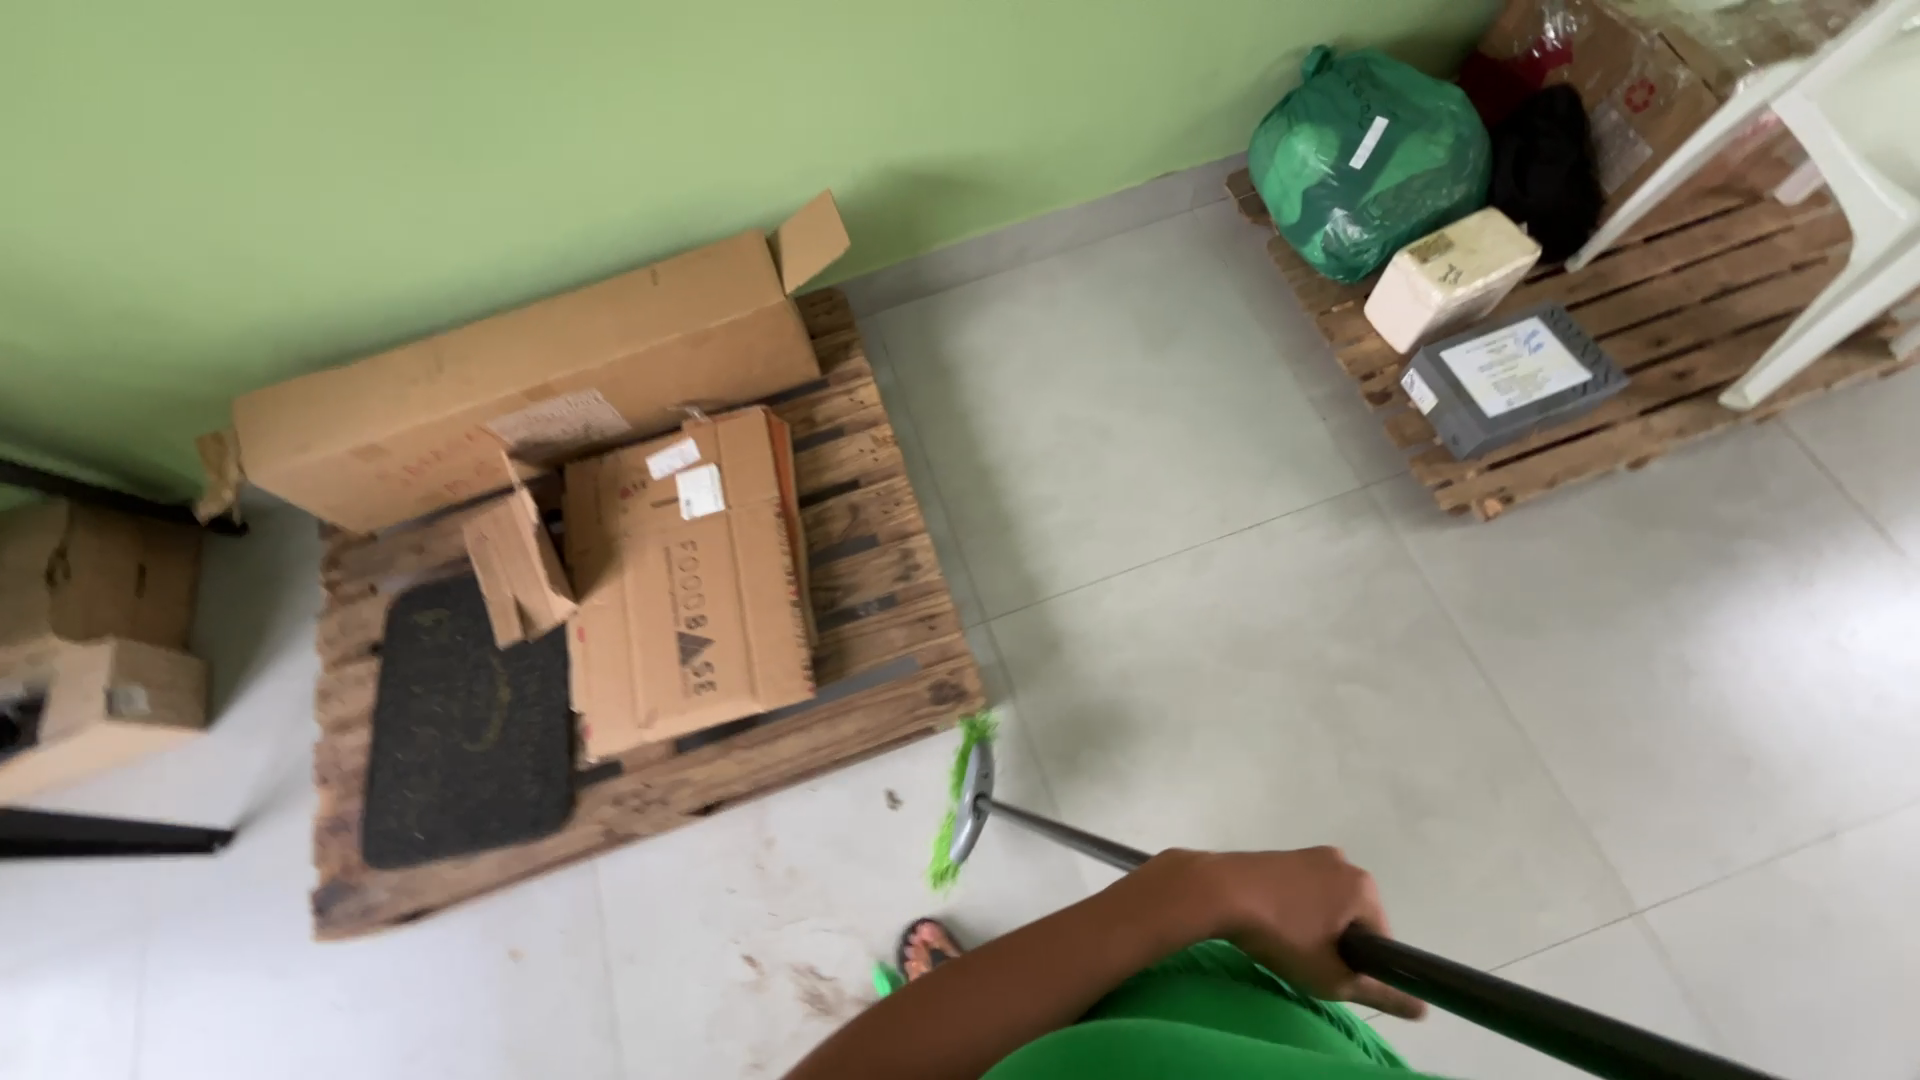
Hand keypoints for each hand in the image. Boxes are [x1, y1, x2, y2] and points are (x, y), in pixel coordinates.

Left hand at [1191, 846, 1427, 1020]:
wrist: (1217, 891)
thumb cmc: (1281, 934)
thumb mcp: (1334, 976)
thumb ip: (1381, 993)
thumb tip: (1423, 1010)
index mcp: (1363, 886)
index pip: (1381, 941)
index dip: (1360, 966)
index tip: (1330, 973)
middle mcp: (1341, 862)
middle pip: (1353, 920)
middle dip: (1335, 944)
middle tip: (1303, 958)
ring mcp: (1307, 854)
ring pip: (1324, 907)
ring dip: (1310, 928)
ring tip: (1282, 941)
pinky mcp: (1279, 856)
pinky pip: (1298, 893)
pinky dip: (1290, 911)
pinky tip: (1269, 923)